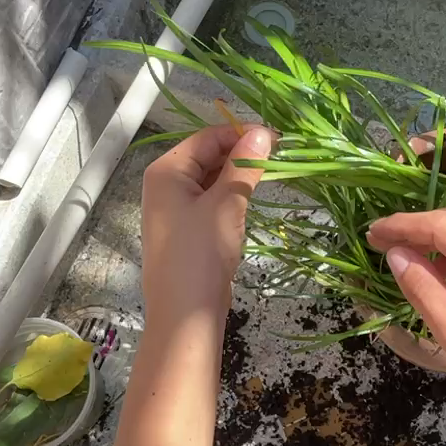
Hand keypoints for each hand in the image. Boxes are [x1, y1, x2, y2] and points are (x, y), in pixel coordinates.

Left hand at [140, 124, 272, 323]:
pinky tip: (252, 200)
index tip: (277, 138)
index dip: (241, 134)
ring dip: (239, 176)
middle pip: (207, 156)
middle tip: (280, 157)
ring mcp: (174, 210)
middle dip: (241, 154)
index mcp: (166, 171)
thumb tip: (263, 132)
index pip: (207, 137)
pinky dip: (232, 197)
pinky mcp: (187, 231)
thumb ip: (245, 166)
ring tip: (271, 176)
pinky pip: (211, 202)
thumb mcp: (227, 204)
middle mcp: (165, 185)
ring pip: (211, 180)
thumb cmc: (200, 253)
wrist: (186, 313)